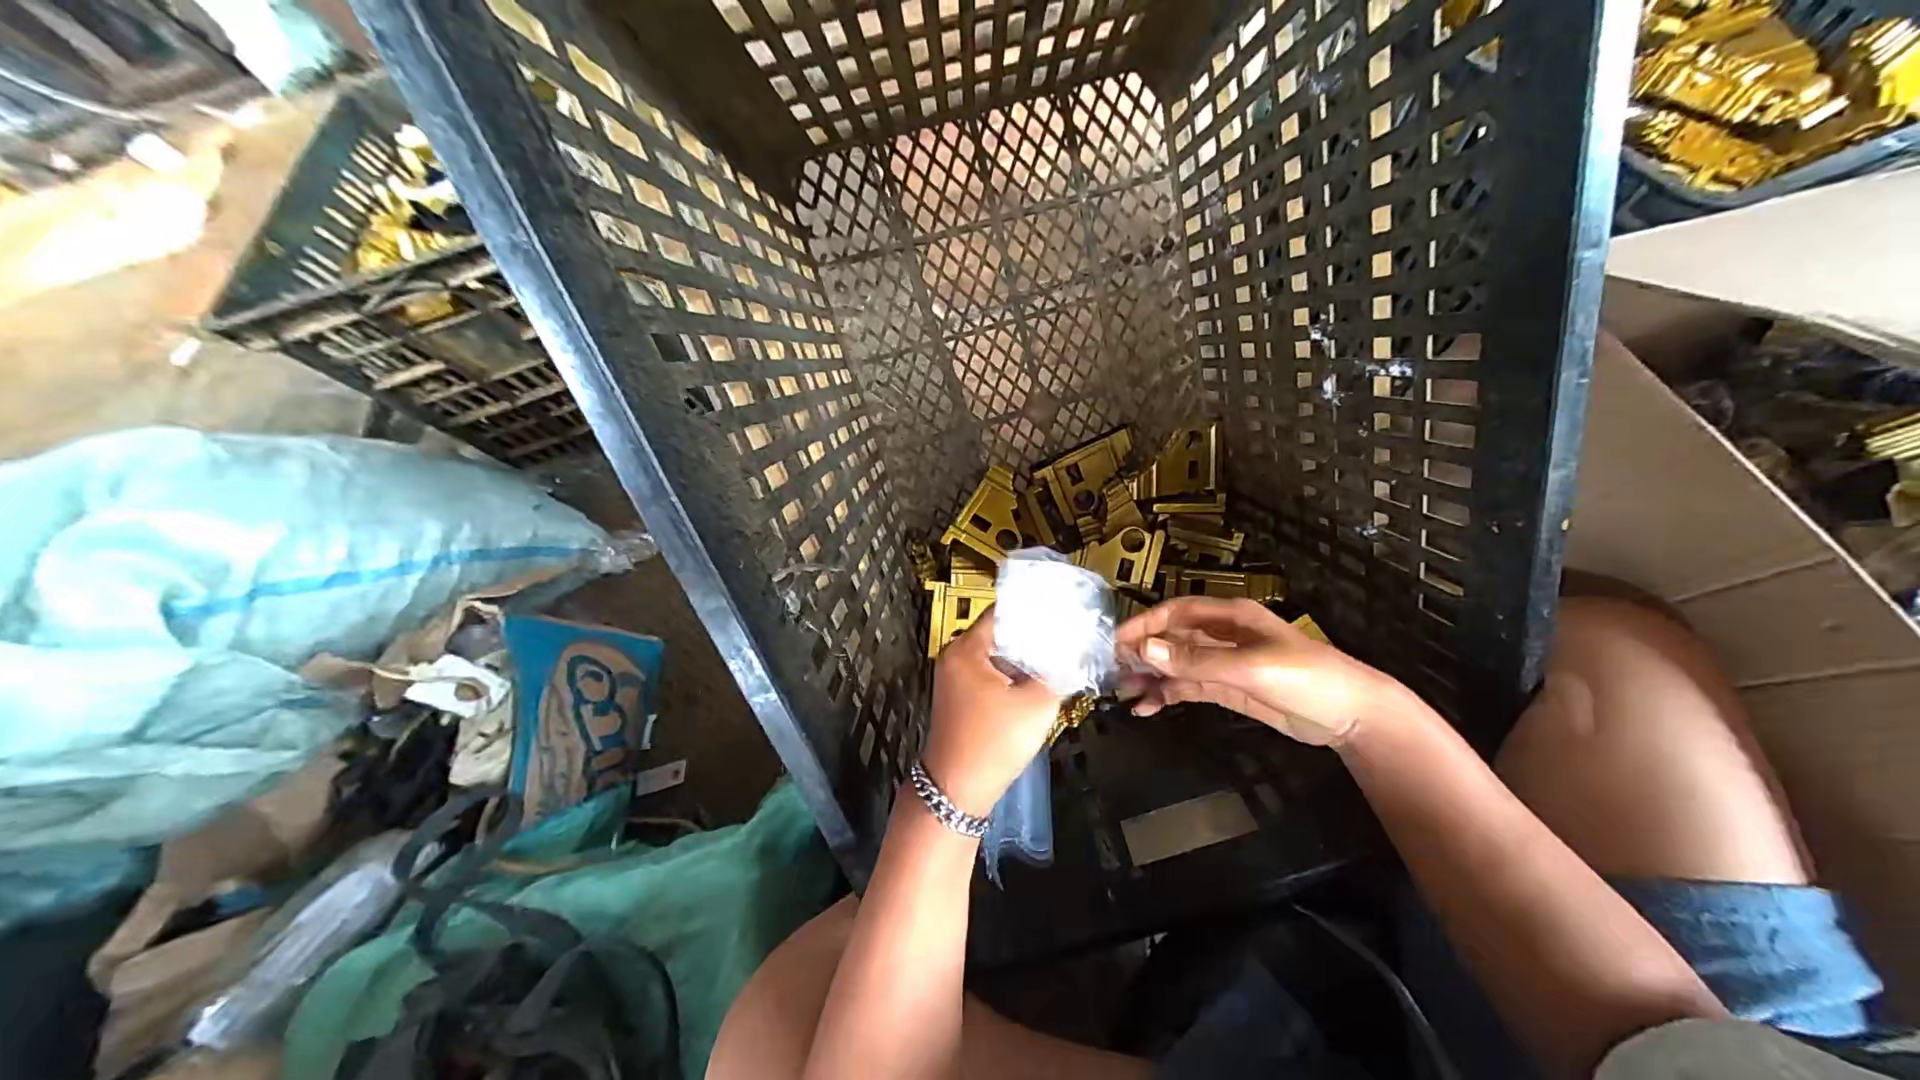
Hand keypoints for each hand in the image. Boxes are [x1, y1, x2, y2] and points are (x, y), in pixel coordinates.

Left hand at [922, 610, 1063, 817]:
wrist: (957, 789)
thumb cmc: (992, 744)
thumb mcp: (1037, 705)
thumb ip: (1059, 672)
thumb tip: (1074, 654)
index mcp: (966, 650)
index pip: (1002, 612)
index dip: (1034, 609)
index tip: (1060, 609)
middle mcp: (955, 658)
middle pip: (1000, 632)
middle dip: (1033, 635)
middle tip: (1065, 634)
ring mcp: (955, 678)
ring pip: (996, 654)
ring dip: (1024, 657)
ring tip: (1056, 657)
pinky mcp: (961, 697)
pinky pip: (990, 673)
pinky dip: (1012, 674)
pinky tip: (1036, 681)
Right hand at [1115, 597, 1405, 746]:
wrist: (1353, 716)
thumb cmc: (1307, 678)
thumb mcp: (1249, 667)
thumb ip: (1196, 660)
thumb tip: (1145, 649)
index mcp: (1231, 617)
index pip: (1177, 612)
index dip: (1146, 624)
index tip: (1117, 643)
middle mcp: (1223, 636)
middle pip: (1172, 637)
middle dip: (1143, 652)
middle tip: (1114, 671)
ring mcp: (1225, 663)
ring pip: (1177, 665)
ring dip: (1151, 676)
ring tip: (1125, 693)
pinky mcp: (1229, 689)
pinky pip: (1189, 687)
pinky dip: (1168, 694)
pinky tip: (1148, 707)